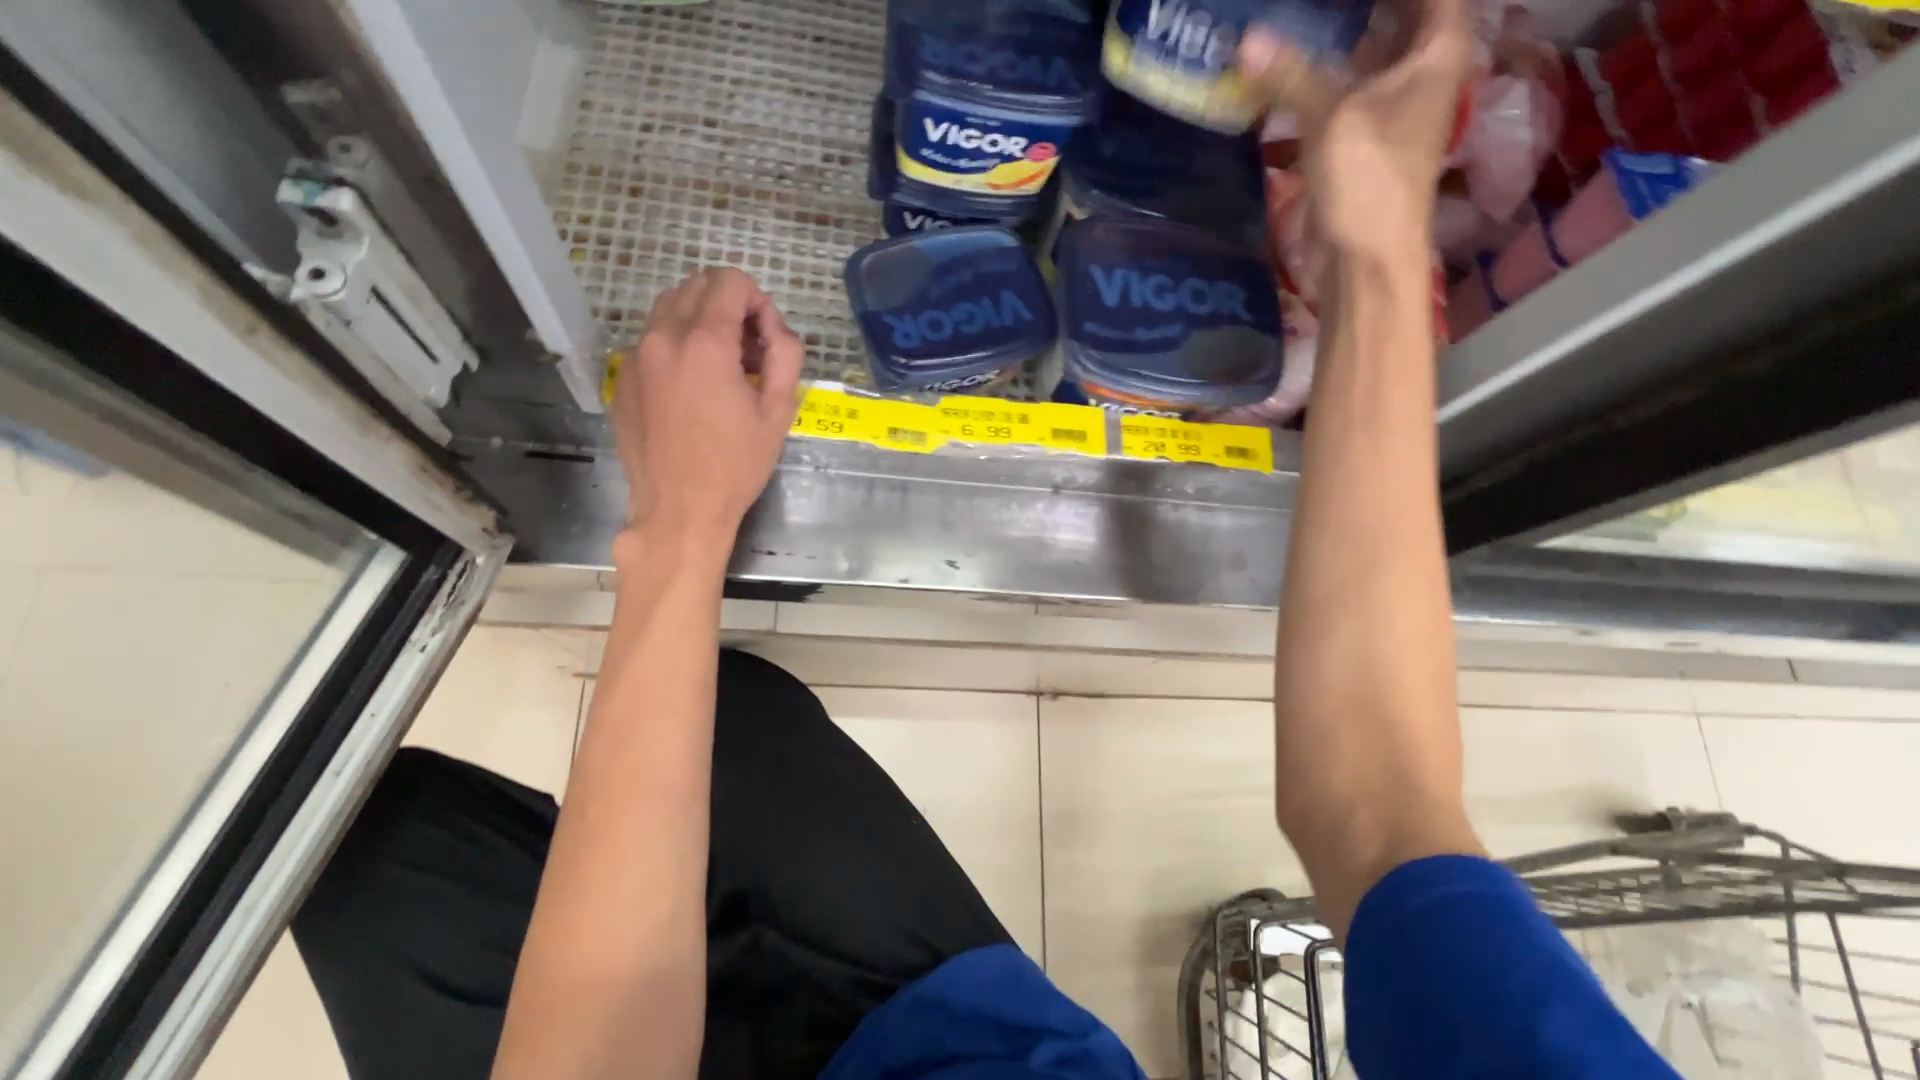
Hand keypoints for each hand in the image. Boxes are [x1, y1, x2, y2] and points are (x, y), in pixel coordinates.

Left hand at [611, 268, 803, 553]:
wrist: (679, 510)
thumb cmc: (736, 466)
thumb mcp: (779, 411)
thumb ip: (785, 353)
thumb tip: (773, 327)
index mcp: (705, 343)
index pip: (730, 281)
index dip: (758, 302)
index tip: (766, 339)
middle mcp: (663, 338)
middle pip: (697, 285)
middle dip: (730, 306)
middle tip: (748, 351)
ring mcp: (635, 356)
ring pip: (669, 306)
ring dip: (701, 320)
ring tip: (721, 366)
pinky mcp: (622, 377)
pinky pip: (652, 338)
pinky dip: (677, 344)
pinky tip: (692, 388)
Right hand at [1239, 0, 1472, 259]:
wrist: (1367, 257)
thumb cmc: (1369, 180)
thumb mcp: (1331, 117)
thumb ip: (1291, 74)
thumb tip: (1247, 39)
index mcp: (1438, 54)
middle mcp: (1421, 73)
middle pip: (1398, 19)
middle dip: (1359, 7)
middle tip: (1312, 3)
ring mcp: (1390, 107)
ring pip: (1366, 54)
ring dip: (1336, 37)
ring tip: (1298, 15)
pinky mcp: (1361, 138)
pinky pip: (1342, 90)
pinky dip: (1319, 76)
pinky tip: (1286, 65)